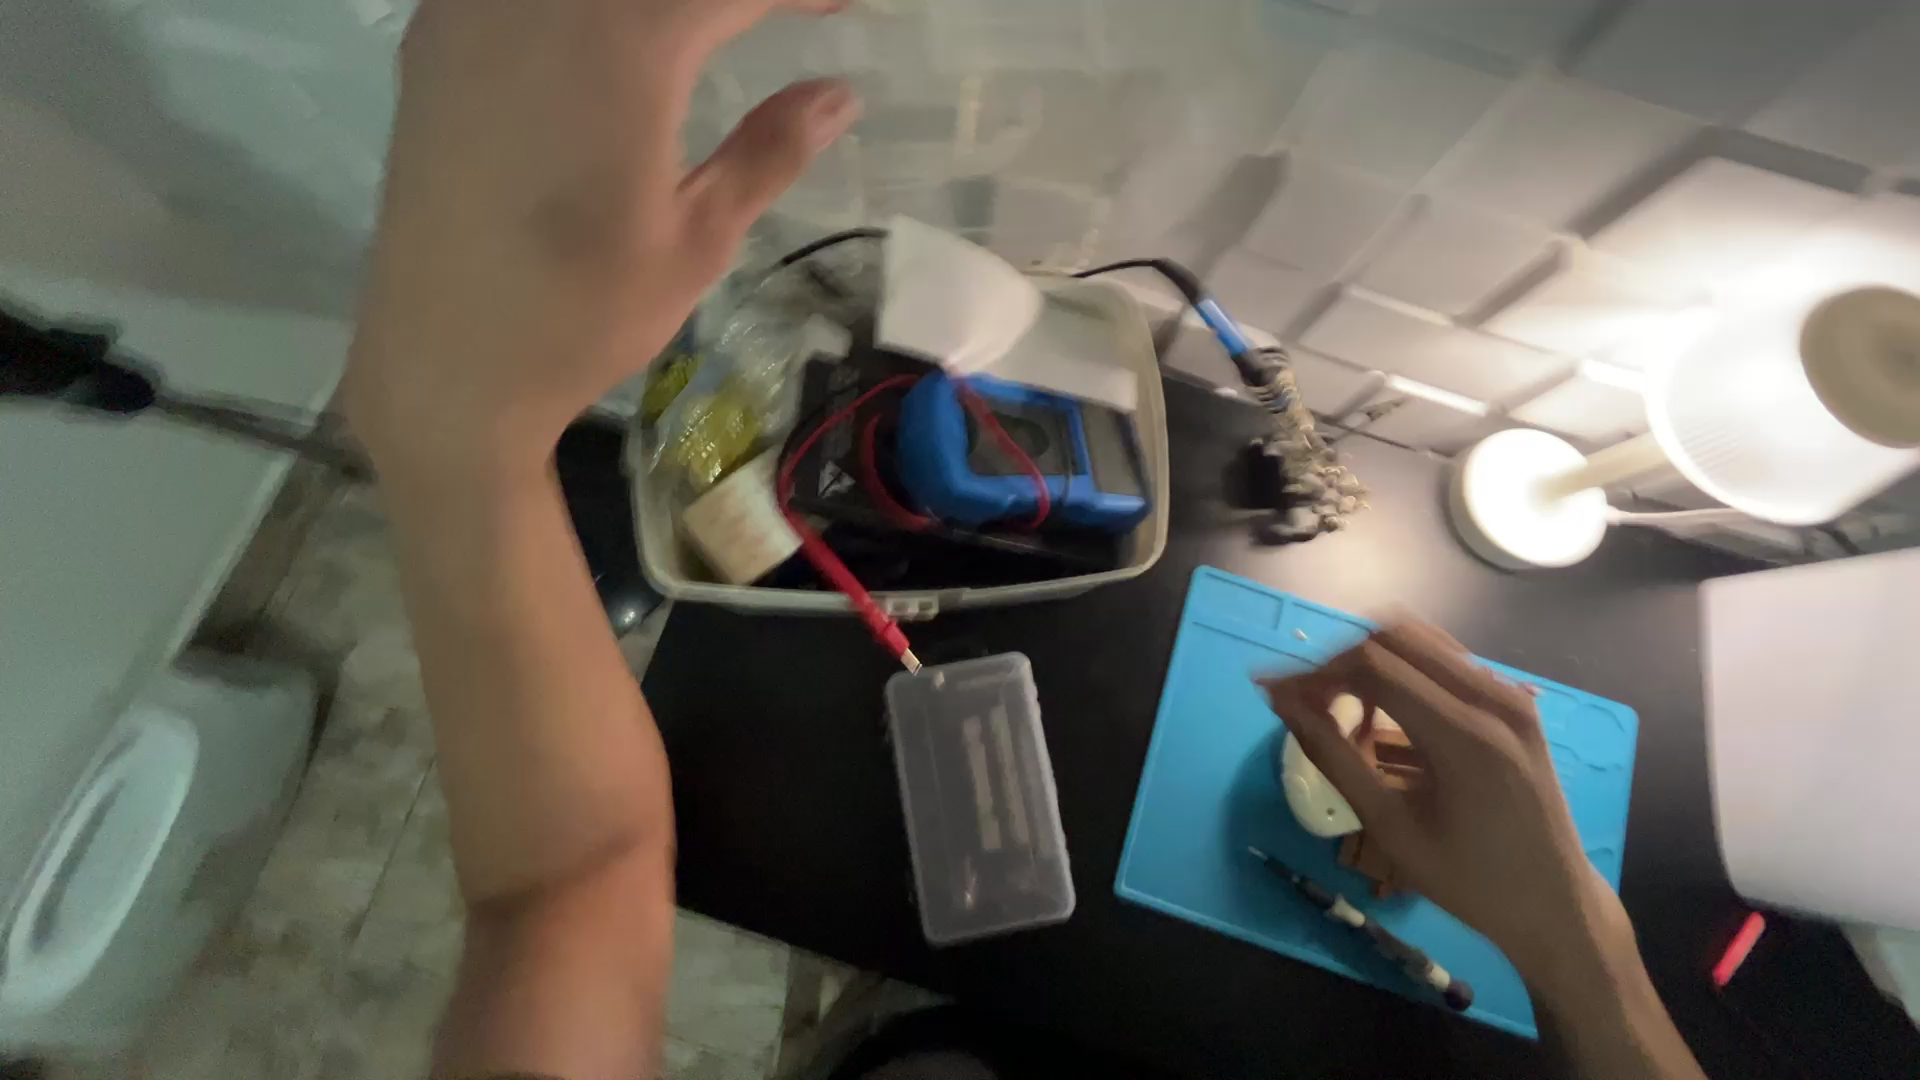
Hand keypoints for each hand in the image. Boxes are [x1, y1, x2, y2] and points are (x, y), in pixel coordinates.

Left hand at [344, 0, 859, 478]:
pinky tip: (611, 32)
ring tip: (705, 26)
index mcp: (622, 50)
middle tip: (777, 14)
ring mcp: (474, 4)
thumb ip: (768, 153)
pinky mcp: (437, 32)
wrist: (453, 359)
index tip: (845, 6)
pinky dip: (595, 2)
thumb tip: (838, 96)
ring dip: (663, 0)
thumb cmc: (591, 313)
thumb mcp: (700, 241)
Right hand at [1261, 620, 1631, 983]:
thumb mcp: (1386, 825)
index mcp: (1465, 737)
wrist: (1556, 905)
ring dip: (1364, 658)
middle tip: (1305, 698)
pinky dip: (1396, 666)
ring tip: (1336, 700)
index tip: (1277, 695)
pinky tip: (1377, 704)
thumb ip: (1330, 755)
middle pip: (1391, 637)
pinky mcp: (1512, 699)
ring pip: (1415, 637)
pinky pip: (1440, 655)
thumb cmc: (1466, 879)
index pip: (1371, 664)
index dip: (1314, 672)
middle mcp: (1493, 700)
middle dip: (1335, 659)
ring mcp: (1509, 694)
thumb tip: (1280, 701)